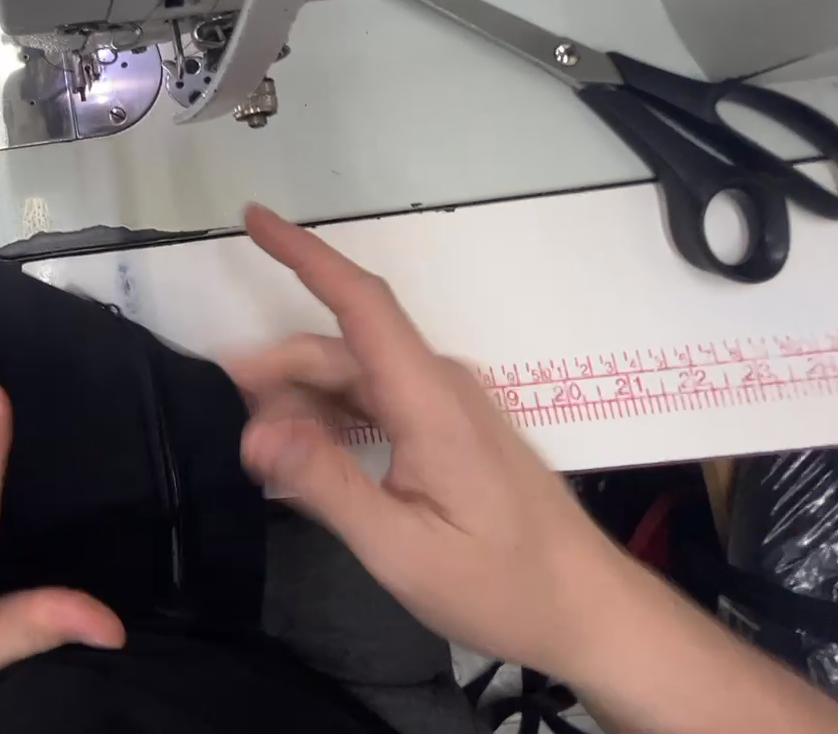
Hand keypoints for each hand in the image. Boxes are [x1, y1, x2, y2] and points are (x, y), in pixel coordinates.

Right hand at [225, 205, 630, 676]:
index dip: (303, 253)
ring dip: (297, 403)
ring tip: (271, 458)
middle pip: (333, 351)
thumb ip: (327, 486)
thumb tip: (255, 434)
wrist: (598, 619)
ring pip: (344, 375)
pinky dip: (324, 416)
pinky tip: (309, 455)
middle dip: (273, 378)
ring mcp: (440, 399)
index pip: (360, 302)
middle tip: (239, 436)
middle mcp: (435, 381)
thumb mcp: (403, 550)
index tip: (252, 218)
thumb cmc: (506, 587)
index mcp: (429, 399)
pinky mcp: (440, 419)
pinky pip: (364, 397)